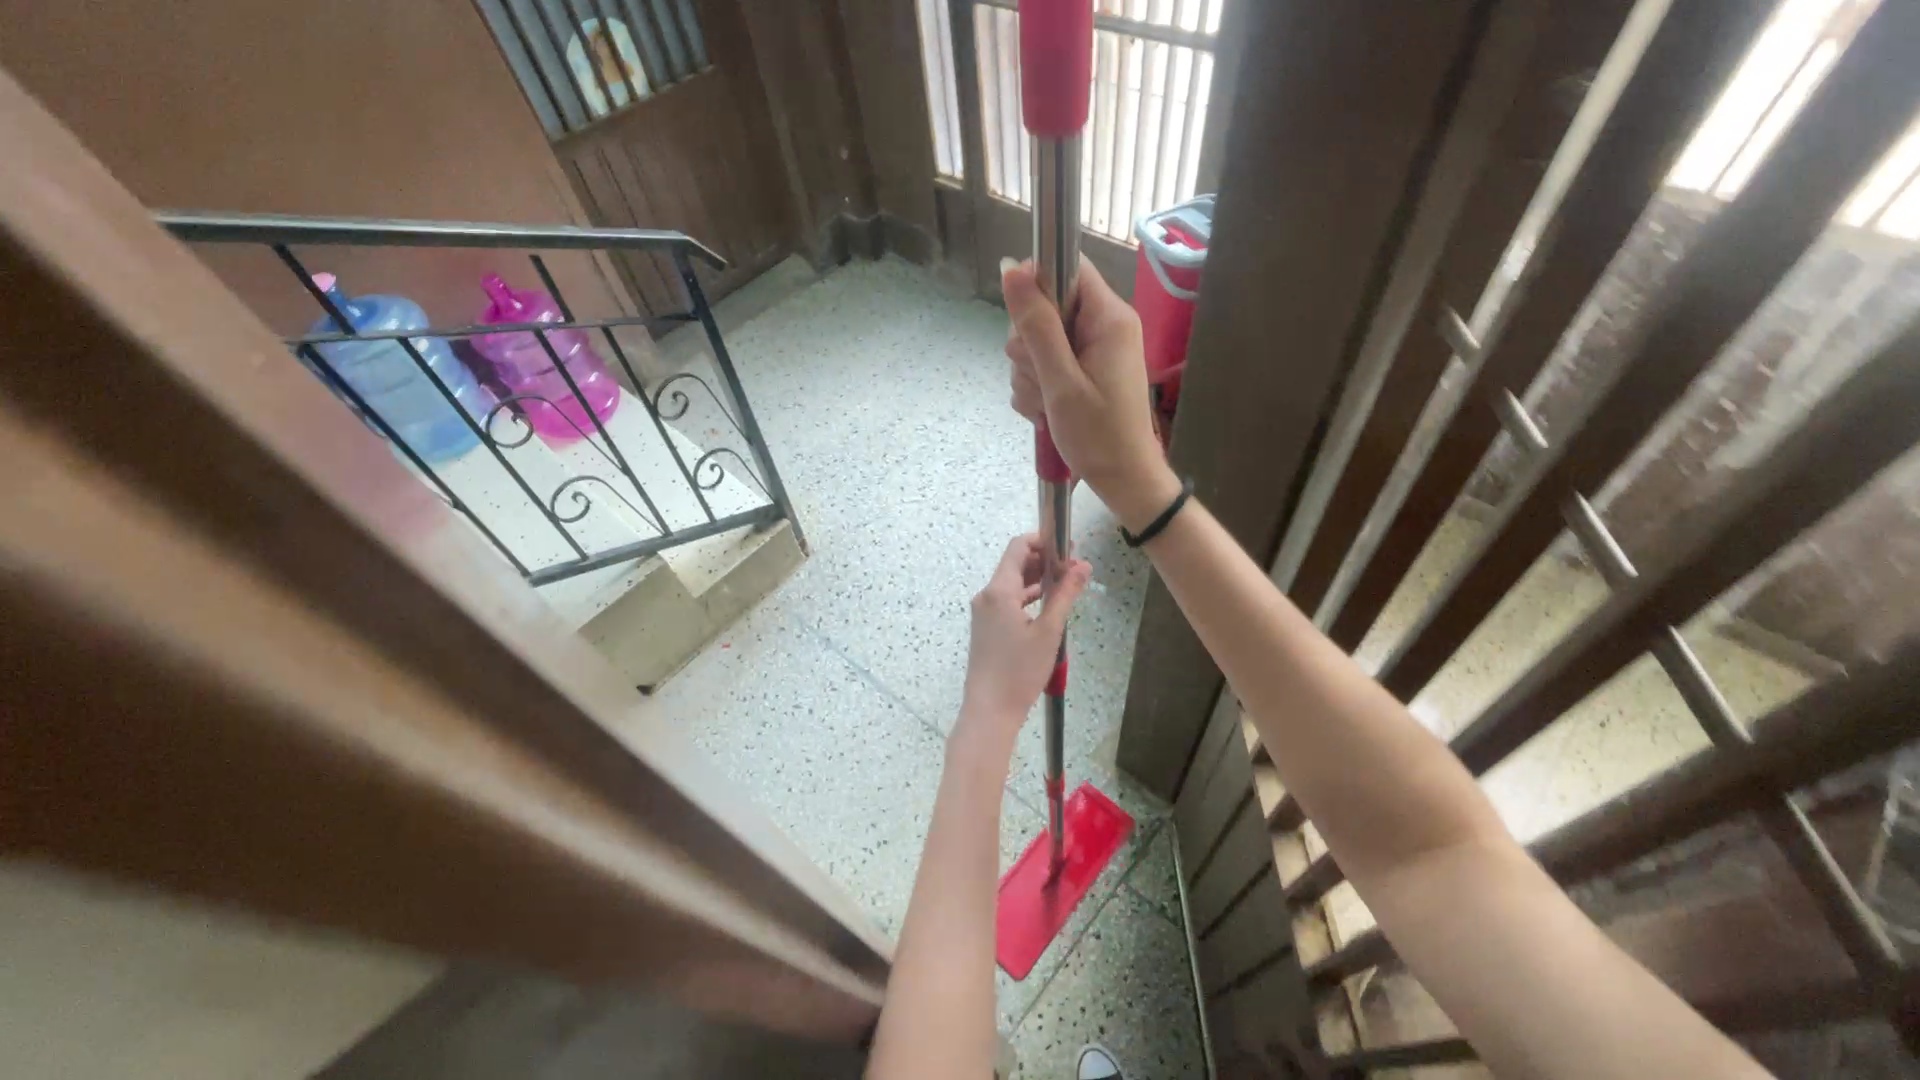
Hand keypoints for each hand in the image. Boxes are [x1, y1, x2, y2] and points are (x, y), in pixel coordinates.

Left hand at [960, 534, 1090, 735]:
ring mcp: (983, 612)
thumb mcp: (1049, 631)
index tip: (1068, 546)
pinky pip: (1006, 601)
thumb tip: (1083, 565)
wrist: (989, 710)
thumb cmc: (1020, 671)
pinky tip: (1047, 604)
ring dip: (1037, 579)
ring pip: (1011, 583)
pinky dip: (1027, 597)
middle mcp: (986, 595)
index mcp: (998, 591)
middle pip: (1014, 563)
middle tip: (1074, 565)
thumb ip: (1065, 595)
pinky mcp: (985, 627)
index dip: (1043, 540)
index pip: (1018, 547)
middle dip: (1043, 560)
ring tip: (1066, 583)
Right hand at [1005, 259, 1180, 530]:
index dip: (1035, 286)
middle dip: (1029, 346)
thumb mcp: (1061, 381)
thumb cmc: (1098, 435)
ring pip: (1037, 342)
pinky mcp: (1082, 373)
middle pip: (1044, 309)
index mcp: (1108, 318)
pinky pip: (1044, 366)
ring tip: (1047, 405)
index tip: (1023, 324)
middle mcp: (1102, 327)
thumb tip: (1011, 268)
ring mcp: (1092, 351)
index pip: (1066, 268)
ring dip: (1030, 374)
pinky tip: (1045, 412)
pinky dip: (1037, 388)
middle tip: (1042, 381)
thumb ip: (1036, 325)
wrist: (1123, 482)